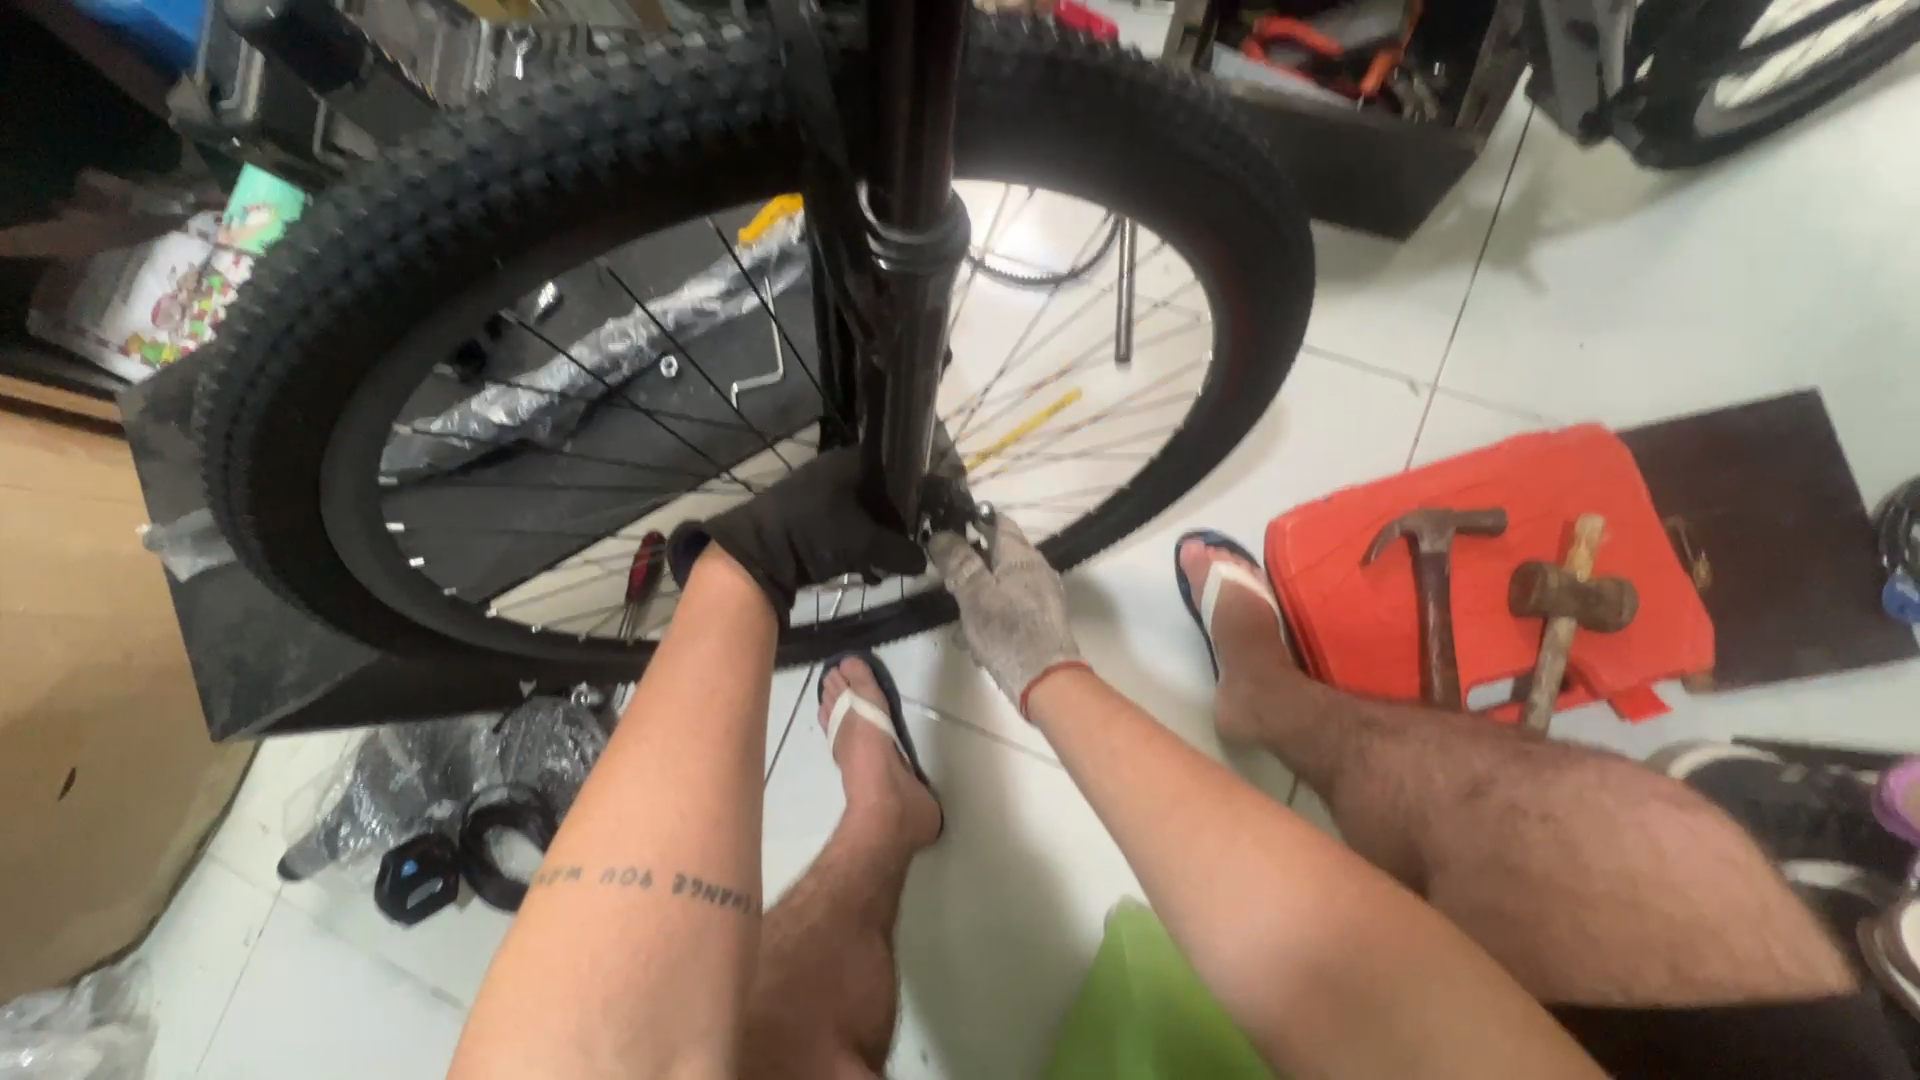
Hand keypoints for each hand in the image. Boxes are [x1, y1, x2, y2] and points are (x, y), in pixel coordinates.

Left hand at [668, 448, 924, 619]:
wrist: (758, 551)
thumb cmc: (816, 532)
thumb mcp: (864, 542)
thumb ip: (899, 551)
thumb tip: (924, 563)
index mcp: (852, 461)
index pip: (898, 469)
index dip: (916, 493)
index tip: (930, 517)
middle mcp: (836, 470)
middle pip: (880, 494)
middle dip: (896, 522)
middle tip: (912, 544)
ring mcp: (818, 492)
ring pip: (861, 513)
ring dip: (877, 538)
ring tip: (891, 564)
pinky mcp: (807, 516)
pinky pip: (843, 528)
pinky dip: (857, 546)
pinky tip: (868, 571)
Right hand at [927, 516, 1083, 714]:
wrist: (1044, 680)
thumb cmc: (1008, 631)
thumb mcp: (974, 594)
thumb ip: (958, 562)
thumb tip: (941, 534)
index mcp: (1022, 555)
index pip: (998, 521)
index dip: (974, 519)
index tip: (947, 525)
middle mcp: (1036, 570)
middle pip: (998, 555)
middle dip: (970, 564)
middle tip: (944, 578)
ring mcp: (1040, 597)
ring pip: (1000, 586)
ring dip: (976, 597)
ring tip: (956, 619)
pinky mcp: (1039, 622)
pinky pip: (1009, 610)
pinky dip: (990, 618)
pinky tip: (974, 640)